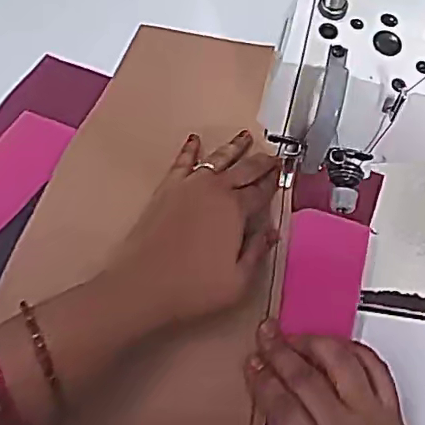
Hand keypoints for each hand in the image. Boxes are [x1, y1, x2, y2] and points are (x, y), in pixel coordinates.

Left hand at [102, 131, 279, 329]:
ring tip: (245, 137)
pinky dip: (190, 149)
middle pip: (245, 169)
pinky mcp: (167, 188)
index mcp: (236, 209)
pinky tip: (195, 140)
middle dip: (262, 161)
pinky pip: (182, 161)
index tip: (283, 172)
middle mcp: (215, 190)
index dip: (275, 181)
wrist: (141, 285)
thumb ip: (257, 252)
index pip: (262, 190)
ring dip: (234, 147)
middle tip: (274, 156)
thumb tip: (271, 232)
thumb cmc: (193, 288)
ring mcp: (190, 185)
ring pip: (218, 158)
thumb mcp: (238, 280)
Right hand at [248, 329, 424, 424]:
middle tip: (267, 336)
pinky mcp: (396, 419)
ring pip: (343, 364)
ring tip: (298, 335)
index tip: (253, 366)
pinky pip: (378, 371)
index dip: (264, 382)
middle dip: (282, 353)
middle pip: (309, 380)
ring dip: (317, 343)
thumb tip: (278, 404)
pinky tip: (342, 345)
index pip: (284, 408)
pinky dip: (358, 352)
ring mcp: (376, 423)